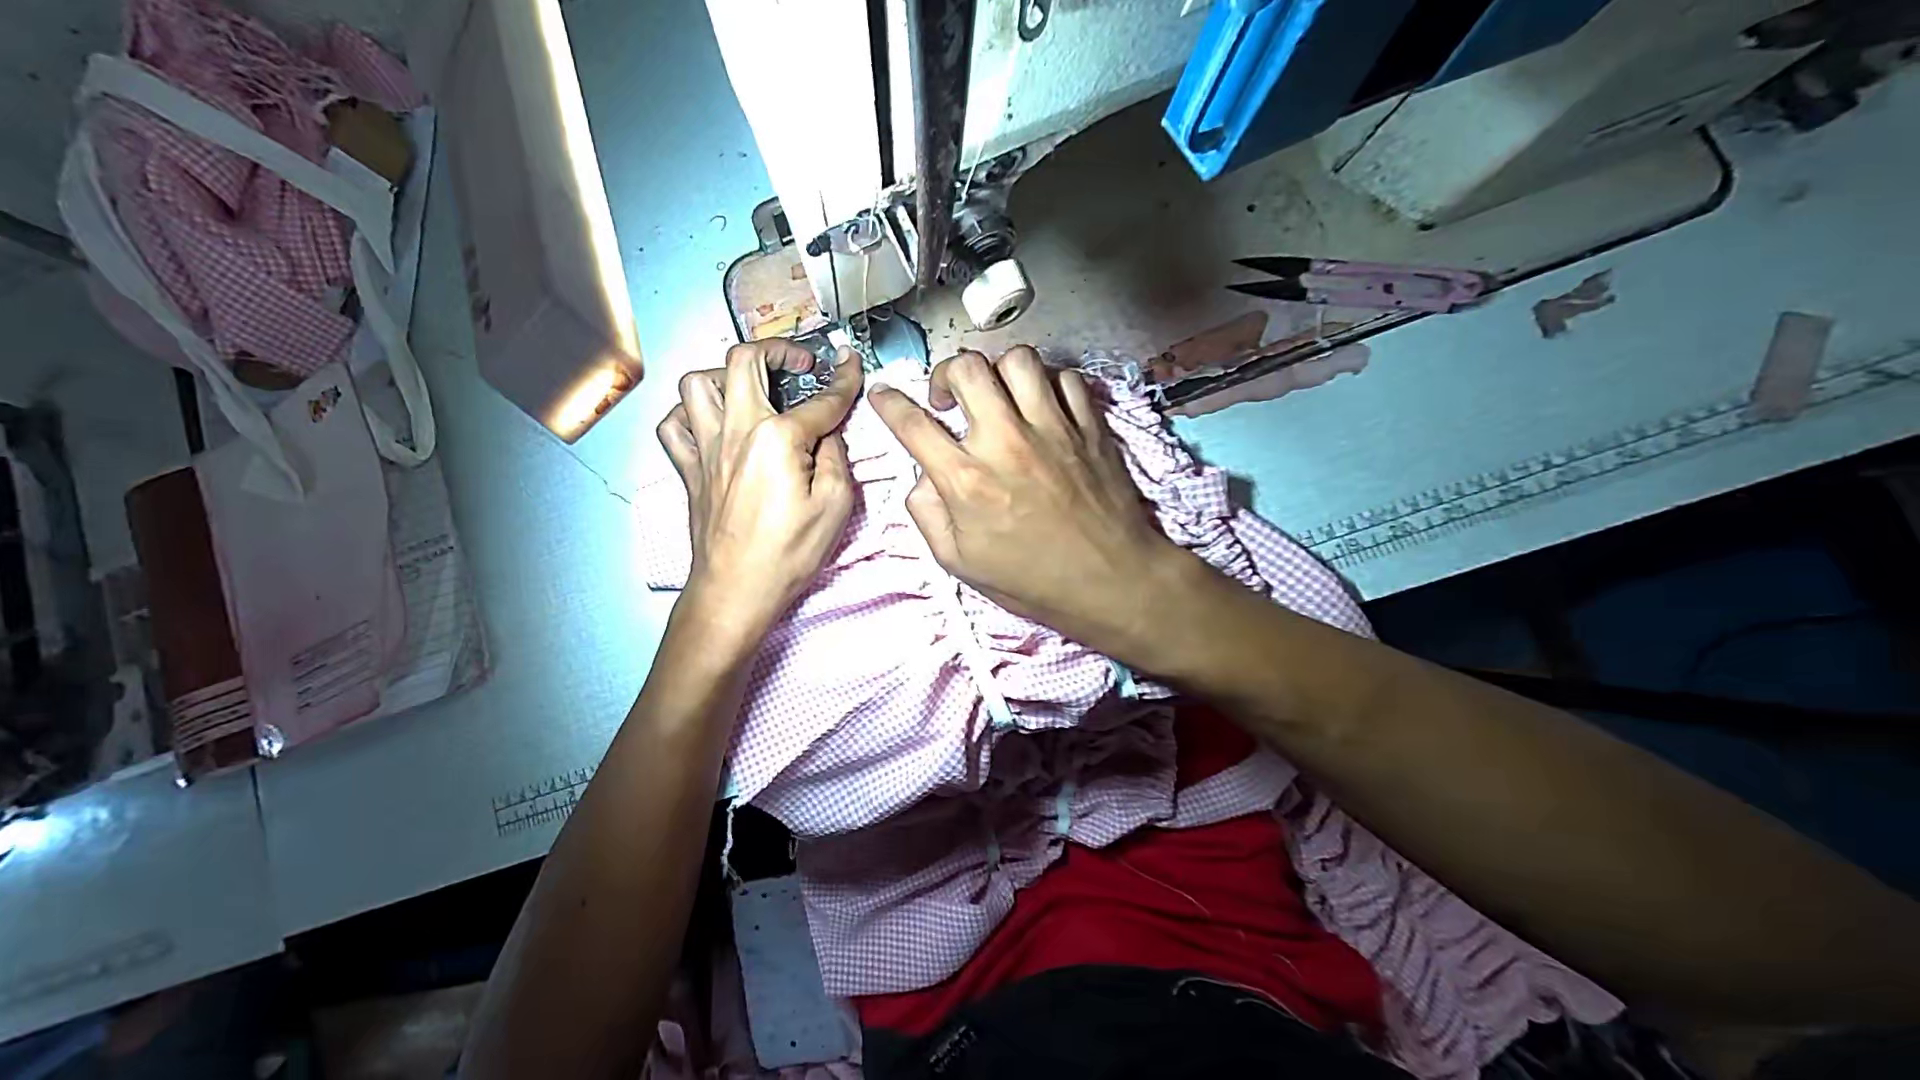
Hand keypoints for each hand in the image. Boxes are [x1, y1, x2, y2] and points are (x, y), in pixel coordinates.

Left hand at [657, 341, 862, 635]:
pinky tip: (714, 422)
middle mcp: (735, 431)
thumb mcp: (836, 506)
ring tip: (753, 390)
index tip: (851, 365)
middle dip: (778, 350)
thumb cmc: (788, 554)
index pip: (819, 399)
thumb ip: (836, 456)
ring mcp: (705, 448)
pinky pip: (674, 423)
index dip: (842, 379)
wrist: (736, 590)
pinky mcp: (688, 469)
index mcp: (777, 438)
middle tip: (799, 365)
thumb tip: (829, 432)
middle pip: (744, 360)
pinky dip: (691, 412)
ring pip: (697, 381)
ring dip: (727, 374)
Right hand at [868, 347, 1200, 662]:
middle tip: (950, 398)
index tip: (884, 394)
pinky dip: (1048, 385)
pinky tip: (1042, 408)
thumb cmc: (1032, 580)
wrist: (1110, 581)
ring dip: (998, 372)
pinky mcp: (1089, 425)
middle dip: (946, 373)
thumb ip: (927, 514)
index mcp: (966, 479)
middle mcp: (1005, 441)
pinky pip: (1066, 378)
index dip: (888, 402)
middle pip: (966, 368)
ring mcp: (1052, 428)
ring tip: (998, 396)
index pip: (912, 423)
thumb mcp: (960, 563)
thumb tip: (923, 476)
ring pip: (1018, 360)